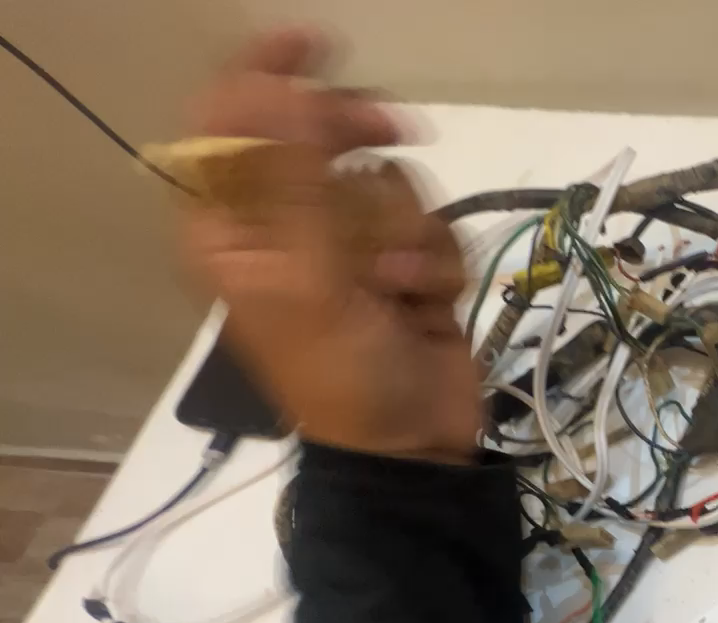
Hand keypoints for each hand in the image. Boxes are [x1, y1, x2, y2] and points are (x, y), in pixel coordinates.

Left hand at [182, 28, 479, 463]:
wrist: (413, 443)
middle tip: (397, 130)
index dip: (270, 76)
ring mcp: (358, 252)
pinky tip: (429, 303)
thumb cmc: (343, 374)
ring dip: (409, 233)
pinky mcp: (413, 274)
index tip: (322, 44)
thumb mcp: (308, 282)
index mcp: (237, 224)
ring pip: (394, 191)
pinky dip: (441, 265)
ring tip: (401, 287)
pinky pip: (436, 235)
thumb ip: (296, 184)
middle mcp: (295, 227)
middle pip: (325, 144)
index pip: (235, 123)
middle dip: (362, 148)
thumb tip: (283, 89)